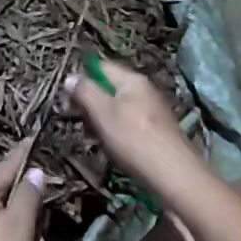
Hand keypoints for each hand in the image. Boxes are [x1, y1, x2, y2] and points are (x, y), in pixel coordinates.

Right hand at [66, 58, 208, 195]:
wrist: (172, 174)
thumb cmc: (132, 138)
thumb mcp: (102, 111)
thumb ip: (84, 91)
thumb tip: (71, 77)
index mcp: (132, 79)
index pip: (101, 66)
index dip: (82, 79)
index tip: (68, 99)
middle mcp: (145, 89)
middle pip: (109, 87)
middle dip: (90, 102)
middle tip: (79, 121)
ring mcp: (152, 110)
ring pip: (117, 107)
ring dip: (101, 119)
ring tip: (94, 137)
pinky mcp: (156, 130)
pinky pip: (128, 123)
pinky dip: (116, 131)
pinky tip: (113, 146)